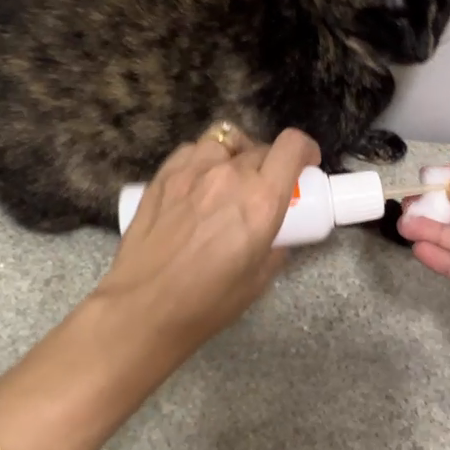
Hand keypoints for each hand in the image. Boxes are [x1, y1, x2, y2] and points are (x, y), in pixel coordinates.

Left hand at [95, 123, 320, 356]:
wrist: (143, 308)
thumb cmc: (207, 302)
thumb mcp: (259, 279)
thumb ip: (276, 247)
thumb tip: (276, 237)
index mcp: (261, 200)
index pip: (292, 146)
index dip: (305, 150)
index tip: (305, 166)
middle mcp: (229, 176)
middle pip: (261, 147)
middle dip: (271, 164)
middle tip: (264, 190)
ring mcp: (192, 171)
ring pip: (225, 141)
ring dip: (235, 155)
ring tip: (230, 180)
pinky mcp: (162, 176)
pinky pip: (192, 150)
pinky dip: (204, 159)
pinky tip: (199, 183)